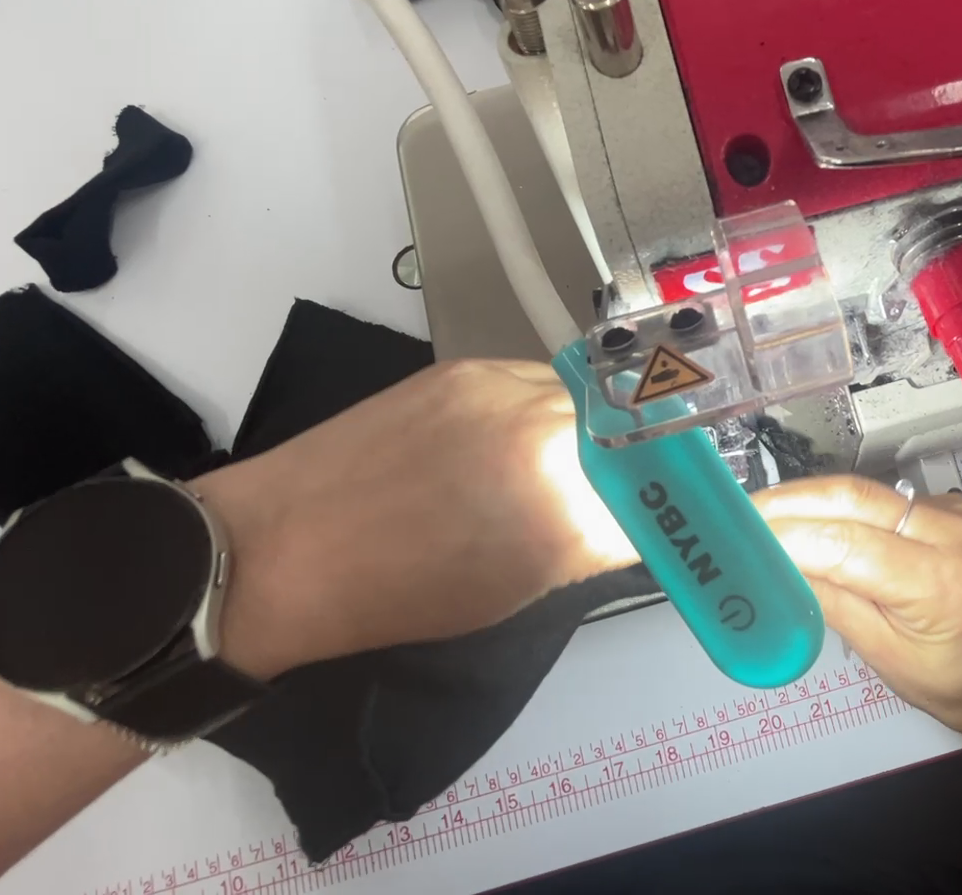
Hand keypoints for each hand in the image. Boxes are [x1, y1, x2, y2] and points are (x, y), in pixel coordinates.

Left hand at [193, 359, 638, 677]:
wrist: (279, 548)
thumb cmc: (399, 594)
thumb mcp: (516, 588)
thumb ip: (587, 543)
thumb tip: (636, 519)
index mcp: (562, 513)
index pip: (657, 502)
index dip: (677, 507)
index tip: (682, 510)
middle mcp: (548, 436)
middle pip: (634, 437)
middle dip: (638, 463)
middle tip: (626, 487)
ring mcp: (505, 389)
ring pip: (588, 402)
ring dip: (593, 431)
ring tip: (564, 459)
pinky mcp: (467, 366)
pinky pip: (538, 381)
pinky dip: (545, 408)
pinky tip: (517, 432)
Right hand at [754, 476, 961, 748]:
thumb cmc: (951, 683)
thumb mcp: (883, 656)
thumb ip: (830, 600)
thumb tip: (773, 563)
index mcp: (942, 582)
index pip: (848, 544)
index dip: (788, 536)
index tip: (739, 535)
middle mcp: (953, 532)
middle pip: (854, 497)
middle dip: (790, 501)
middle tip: (739, 512)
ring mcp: (954, 511)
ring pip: (863, 490)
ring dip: (808, 498)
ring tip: (762, 514)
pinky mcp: (948, 504)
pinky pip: (880, 497)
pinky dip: (837, 504)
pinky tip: (807, 517)